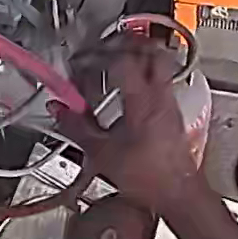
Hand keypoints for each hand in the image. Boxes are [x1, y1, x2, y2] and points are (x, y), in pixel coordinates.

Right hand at [52, 37, 204, 213]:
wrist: (179, 196)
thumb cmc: (148, 178)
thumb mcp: (102, 152)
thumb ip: (77, 126)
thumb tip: (59, 108)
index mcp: (142, 101)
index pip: (123, 61)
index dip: (100, 54)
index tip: (84, 59)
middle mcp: (160, 96)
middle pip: (153, 52)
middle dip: (130, 42)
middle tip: (109, 42)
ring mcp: (171, 103)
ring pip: (162, 63)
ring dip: (141, 55)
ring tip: (120, 57)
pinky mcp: (174, 113)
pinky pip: (163, 81)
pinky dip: (147, 74)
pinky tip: (132, 86)